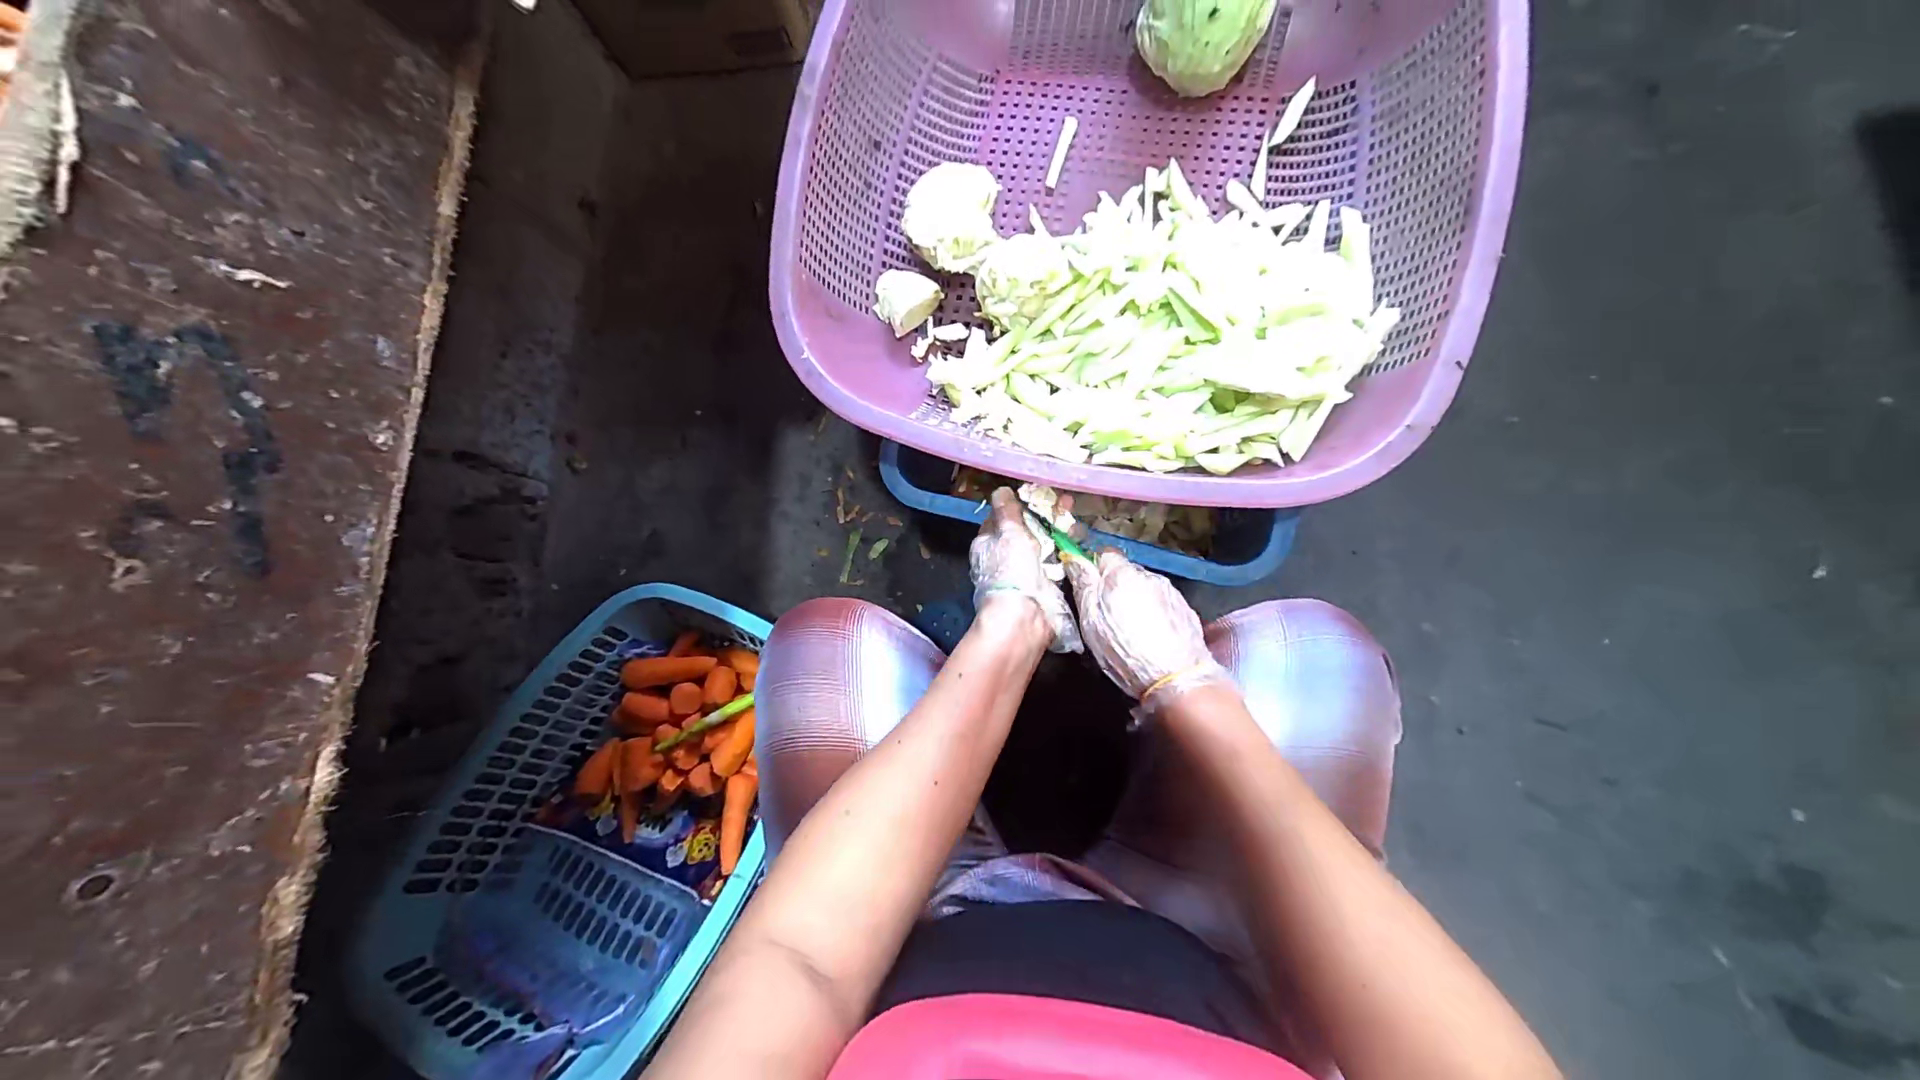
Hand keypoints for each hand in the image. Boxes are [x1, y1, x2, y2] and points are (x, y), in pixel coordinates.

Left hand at [969, 488, 1082, 653]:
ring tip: (1076, 519)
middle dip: (1047, 513)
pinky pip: (1059, 559)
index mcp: (989, 542)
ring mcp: (1028, 569)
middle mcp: (1007, 555)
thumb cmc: (1011, 570)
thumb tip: (1001, 491)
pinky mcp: (1047, 582)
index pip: (1003, 516)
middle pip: (1029, 527)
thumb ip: (1007, 511)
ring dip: (1062, 528)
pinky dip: (1069, 548)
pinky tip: (1081, 538)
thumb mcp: (1008, 533)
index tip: (1039, 491)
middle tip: (1067, 501)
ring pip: (1046, 542)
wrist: (1025, 616)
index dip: (1021, 502)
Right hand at [1065, 549, 1230, 713]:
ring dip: (1135, 599)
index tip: (1088, 589)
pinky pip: (1161, 601)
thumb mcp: (1091, 621)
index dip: (1094, 570)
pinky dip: (1153, 612)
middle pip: (1125, 572)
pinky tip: (1150, 634)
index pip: (1104, 554)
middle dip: (1114, 587)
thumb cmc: (1125, 652)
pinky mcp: (1184, 608)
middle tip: (1106, 615)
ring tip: (1131, 628)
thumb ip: (1083, 586)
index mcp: (1121, 575)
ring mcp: (1169, 591)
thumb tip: (1073, 560)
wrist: (1175, 678)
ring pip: (1143, 587)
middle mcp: (1147, 576)